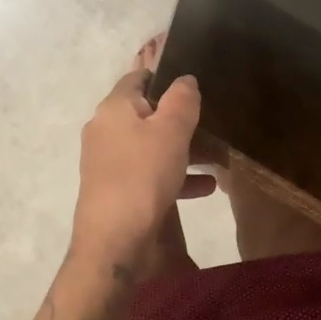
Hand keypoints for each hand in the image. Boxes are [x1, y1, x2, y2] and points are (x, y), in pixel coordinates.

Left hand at [70, 66, 214, 264]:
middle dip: (180, 119)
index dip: (166, 75)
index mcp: (113, 108)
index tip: (194, 85)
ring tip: (216, 158)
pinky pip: (148, 173)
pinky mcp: (114, 189)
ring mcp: (107, 162)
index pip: (139, 77)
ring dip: (182, 150)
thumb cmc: (143, 176)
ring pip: (150, 145)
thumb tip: (185, 78)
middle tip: (211, 123)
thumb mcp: (171, 131)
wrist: (113, 243)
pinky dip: (174, 175)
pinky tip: (205, 187)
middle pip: (146, 113)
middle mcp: (105, 130)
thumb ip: (181, 99)